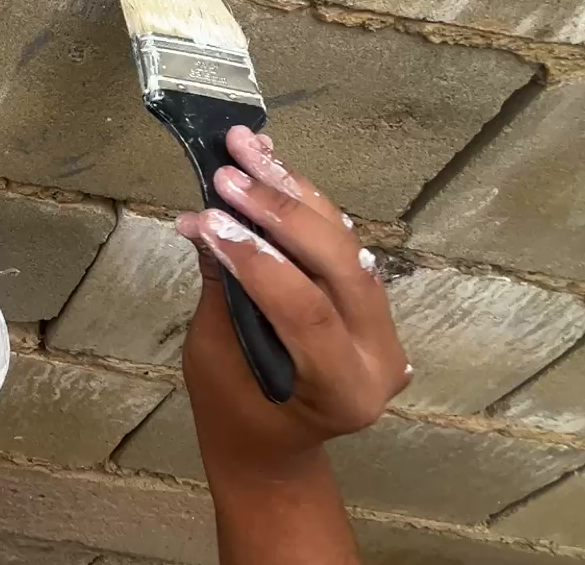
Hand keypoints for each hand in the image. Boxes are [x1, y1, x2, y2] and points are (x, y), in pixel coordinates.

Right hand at [175, 125, 409, 479]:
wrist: (271, 439)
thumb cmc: (233, 409)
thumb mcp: (214, 356)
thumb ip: (223, 290)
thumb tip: (204, 221)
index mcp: (343, 390)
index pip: (306, 310)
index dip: (256, 258)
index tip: (206, 215)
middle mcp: (378, 355)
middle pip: (340, 267)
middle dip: (280, 211)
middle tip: (227, 170)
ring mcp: (381, 324)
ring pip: (345, 243)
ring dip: (291, 189)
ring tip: (245, 146)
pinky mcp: (368, 299)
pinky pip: (340, 240)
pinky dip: (301, 197)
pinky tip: (268, 162)